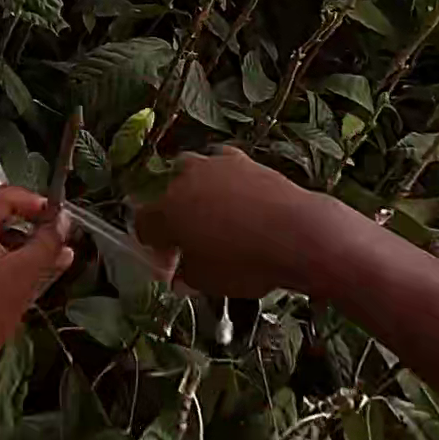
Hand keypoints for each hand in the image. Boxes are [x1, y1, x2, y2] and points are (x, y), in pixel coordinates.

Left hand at [0, 186, 74, 366]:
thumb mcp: (23, 274)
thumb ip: (47, 242)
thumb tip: (65, 218)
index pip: (5, 197)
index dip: (35, 202)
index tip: (61, 213)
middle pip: (5, 215)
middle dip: (36, 223)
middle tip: (63, 231)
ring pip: (6, 236)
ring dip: (33, 242)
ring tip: (61, 251)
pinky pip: (1, 253)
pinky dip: (22, 257)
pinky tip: (47, 266)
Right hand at [134, 146, 345, 297]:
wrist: (295, 232)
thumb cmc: (245, 262)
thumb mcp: (208, 281)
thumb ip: (187, 274)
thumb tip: (181, 273)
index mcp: (167, 210)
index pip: (143, 223)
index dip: (152, 245)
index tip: (169, 264)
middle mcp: (184, 179)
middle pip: (167, 193)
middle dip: (174, 214)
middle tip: (191, 240)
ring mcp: (213, 164)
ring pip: (192, 171)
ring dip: (196, 191)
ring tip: (214, 215)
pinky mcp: (241, 158)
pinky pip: (222, 164)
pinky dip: (223, 178)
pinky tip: (237, 196)